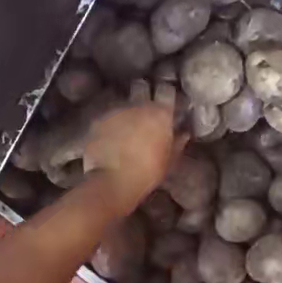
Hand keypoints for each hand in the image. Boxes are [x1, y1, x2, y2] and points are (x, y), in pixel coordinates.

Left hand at [82, 100, 183, 214]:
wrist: (113, 182)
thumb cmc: (147, 173)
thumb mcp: (168, 162)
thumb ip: (177, 144)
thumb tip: (183, 134)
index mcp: (160, 114)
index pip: (167, 101)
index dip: (166, 111)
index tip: (166, 120)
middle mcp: (138, 106)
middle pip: (144, 103)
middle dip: (145, 114)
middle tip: (145, 130)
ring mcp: (116, 112)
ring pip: (125, 111)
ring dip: (127, 120)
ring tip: (126, 138)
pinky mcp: (98, 121)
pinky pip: (109, 121)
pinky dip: (111, 129)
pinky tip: (110, 142)